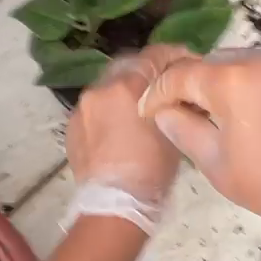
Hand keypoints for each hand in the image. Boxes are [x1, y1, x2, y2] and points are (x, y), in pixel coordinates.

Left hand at [63, 46, 188, 232]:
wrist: (114, 206)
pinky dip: (111, 108)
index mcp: (125, 88)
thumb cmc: (150, 171)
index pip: (153, 56)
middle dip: (148, 70)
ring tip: (143, 105)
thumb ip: (173, 101)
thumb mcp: (172, 131)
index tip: (188, 60)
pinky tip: (122, 125)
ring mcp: (81, 109)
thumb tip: (178, 90)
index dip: (174, 54)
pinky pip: (95, 107)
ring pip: (108, 86)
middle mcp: (98, 90)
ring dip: (127, 89)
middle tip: (166, 82)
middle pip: (127, 66)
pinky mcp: (72, 127)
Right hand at [139, 47, 260, 260]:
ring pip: (251, 65)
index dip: (159, 92)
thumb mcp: (218, 166)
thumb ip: (184, 131)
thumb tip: (167, 113)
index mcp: (232, 79)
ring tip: (234, 118)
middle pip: (216, 65)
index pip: (180, 74)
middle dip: (200, 87)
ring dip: (236, 85)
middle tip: (192, 116)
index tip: (151, 110)